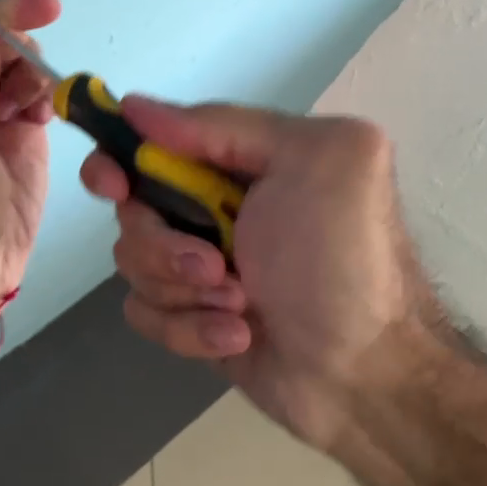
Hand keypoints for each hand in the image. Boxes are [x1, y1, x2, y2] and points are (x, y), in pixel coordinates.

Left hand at [0, 0, 61, 347]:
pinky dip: (44, 100)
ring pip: (17, 70)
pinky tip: (43, 120)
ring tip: (31, 117)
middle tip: (30, 94)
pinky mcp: (13, 137)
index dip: (2, 16)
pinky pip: (33, 98)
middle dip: (19, 55)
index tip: (48, 9)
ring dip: (33, 81)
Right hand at [80, 97, 438, 448]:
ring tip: (240, 305)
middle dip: (159, 240)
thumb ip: (222, 124)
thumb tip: (132, 107)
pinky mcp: (187, 317)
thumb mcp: (313, 161)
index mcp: (233, 164)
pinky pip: (142, 312)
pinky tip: (239, 337)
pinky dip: (187, 328)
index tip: (116, 186)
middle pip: (129, 208)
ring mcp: (194, 265)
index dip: (116, 159)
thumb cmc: (344, 261)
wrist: (371, 378)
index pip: (145, 143)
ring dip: (182, 287)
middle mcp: (207, 209)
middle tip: (208, 263)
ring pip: (131, 261)